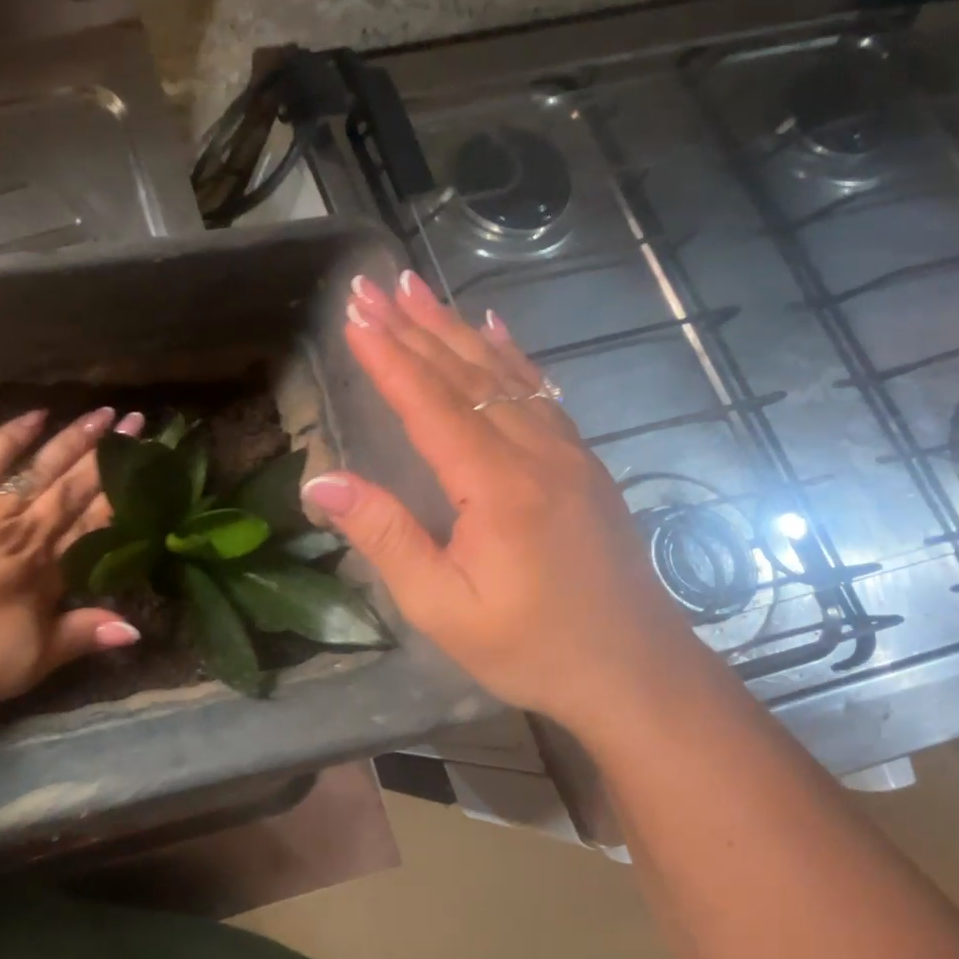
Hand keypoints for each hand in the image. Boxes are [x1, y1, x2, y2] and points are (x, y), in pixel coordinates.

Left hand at [0, 406, 146, 711]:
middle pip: (77, 489)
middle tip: (140, 422)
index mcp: (48, 573)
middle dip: (111, 457)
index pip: (98, 528)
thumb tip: (135, 627)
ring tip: (105, 414)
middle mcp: (28, 530)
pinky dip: (14, 434)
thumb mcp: (27, 665)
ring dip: (75, 440)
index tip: (152, 469)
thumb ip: (79, 638)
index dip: (126, 498)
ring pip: (42, 466)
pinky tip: (36, 415)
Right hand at [299, 270, 704, 724]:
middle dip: (413, 326)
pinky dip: (508, 353)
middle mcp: (537, 454)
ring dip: (452, 328)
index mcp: (499, 487)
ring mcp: (566, 453)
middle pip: (465, 374)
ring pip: (503, 374)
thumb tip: (321, 481)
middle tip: (369, 284)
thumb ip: (383, 536)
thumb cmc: (529, 647)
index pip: (432, 404)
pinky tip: (492, 328)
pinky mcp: (580, 464)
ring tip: (415, 287)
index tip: (354, 315)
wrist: (637, 674)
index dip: (389, 358)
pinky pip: (539, 392)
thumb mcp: (440, 605)